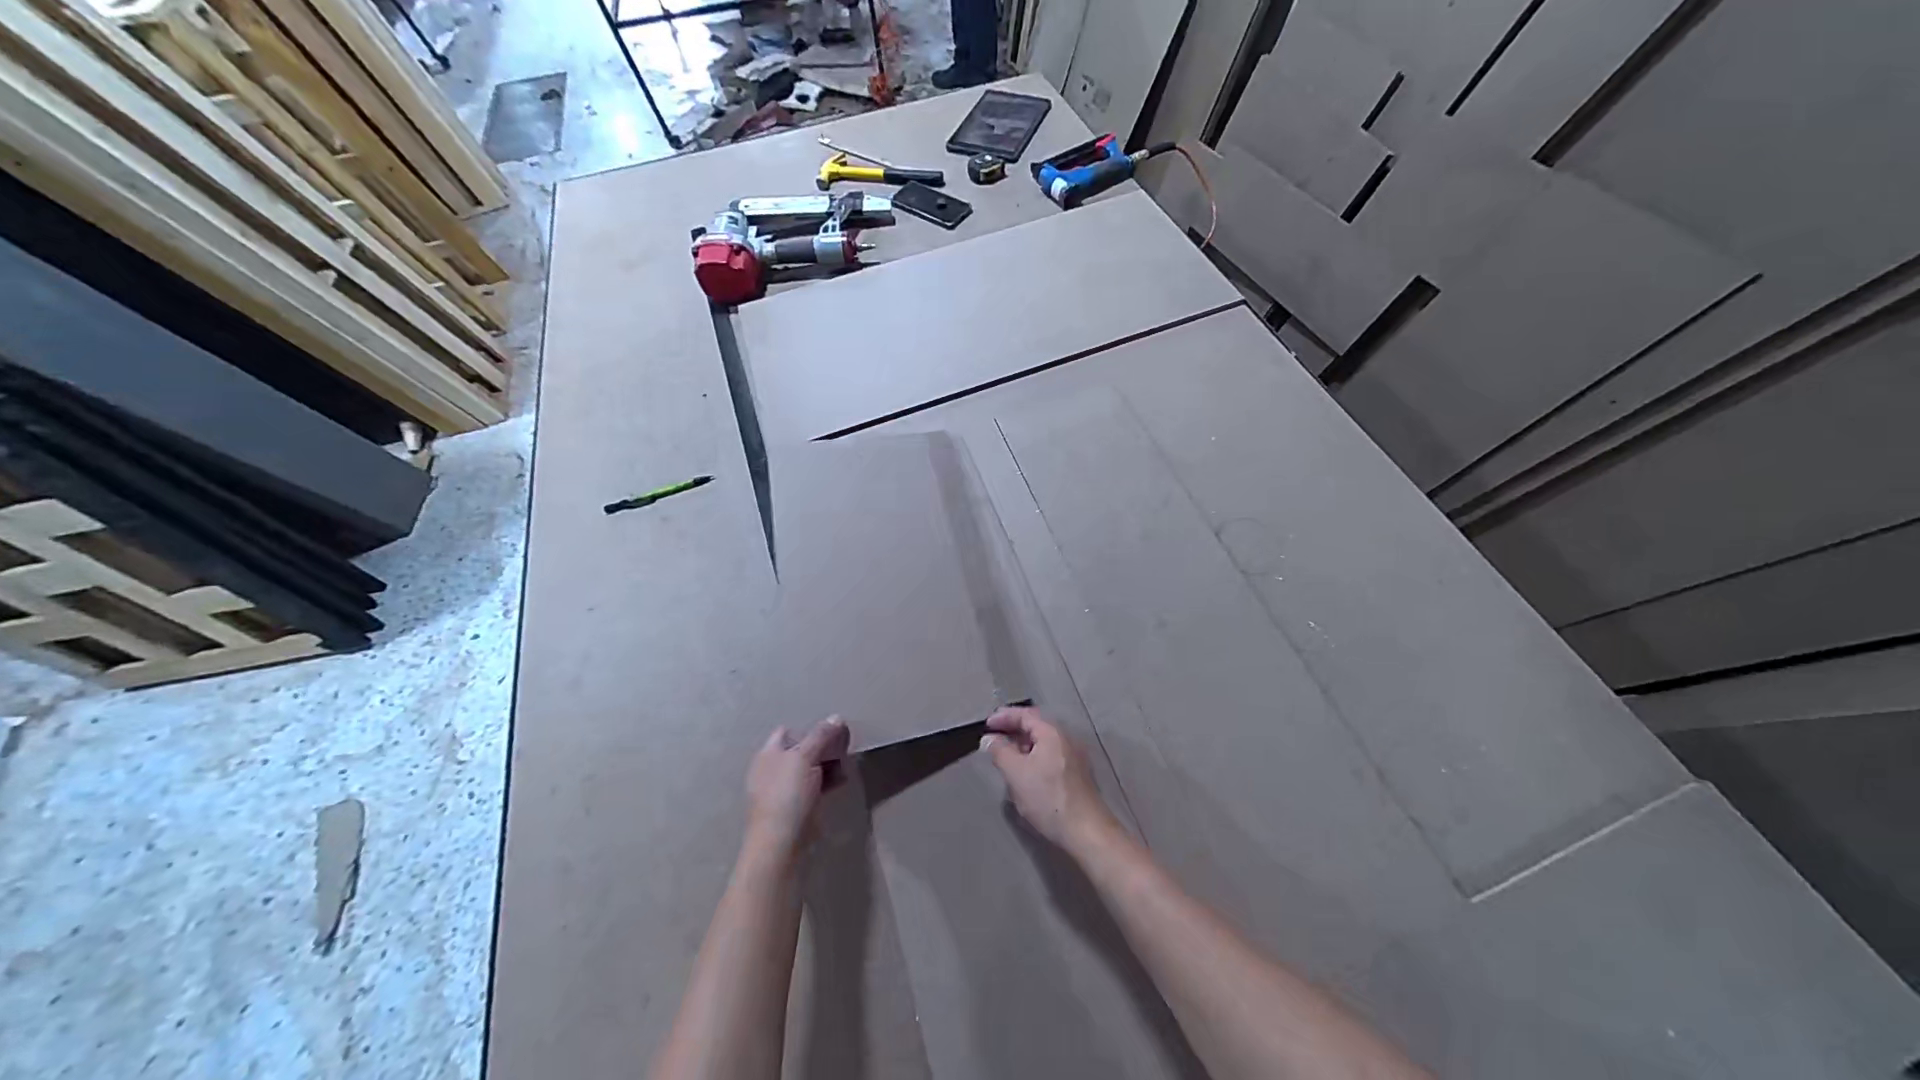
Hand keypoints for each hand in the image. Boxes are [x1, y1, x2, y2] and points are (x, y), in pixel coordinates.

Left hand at [745, 716, 850, 860]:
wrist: (780, 842)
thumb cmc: (787, 793)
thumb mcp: (805, 757)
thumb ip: (820, 735)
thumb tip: (836, 717)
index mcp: (767, 754)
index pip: (787, 732)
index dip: (808, 728)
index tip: (831, 730)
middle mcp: (772, 770)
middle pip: (800, 750)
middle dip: (821, 747)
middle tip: (843, 746)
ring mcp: (783, 791)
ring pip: (809, 769)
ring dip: (827, 765)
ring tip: (845, 764)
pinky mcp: (796, 808)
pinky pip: (813, 787)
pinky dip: (826, 782)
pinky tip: (840, 781)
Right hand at [981, 706, 1119, 854]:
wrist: (1086, 831)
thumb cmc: (1048, 798)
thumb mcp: (1016, 773)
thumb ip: (1000, 752)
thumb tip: (989, 738)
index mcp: (1052, 733)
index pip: (1026, 714)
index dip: (1004, 716)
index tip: (986, 725)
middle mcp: (1067, 739)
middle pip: (1037, 726)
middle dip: (1014, 729)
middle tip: (994, 738)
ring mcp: (1075, 757)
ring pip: (1044, 742)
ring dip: (1024, 744)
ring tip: (1006, 755)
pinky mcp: (1078, 775)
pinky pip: (1051, 755)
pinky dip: (1035, 756)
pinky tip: (1025, 772)